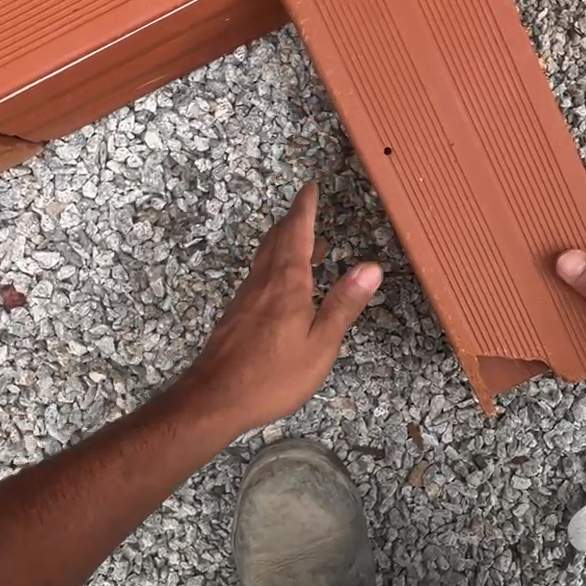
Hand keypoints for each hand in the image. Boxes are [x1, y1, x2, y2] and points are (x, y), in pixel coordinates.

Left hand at [170, 183, 381, 434]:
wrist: (214, 399)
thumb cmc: (272, 376)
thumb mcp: (320, 344)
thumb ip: (344, 304)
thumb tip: (371, 267)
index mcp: (287, 284)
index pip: (297, 232)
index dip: (305, 207)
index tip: (311, 186)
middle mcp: (263, 282)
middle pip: (277, 239)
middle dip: (294, 221)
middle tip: (309, 209)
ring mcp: (246, 298)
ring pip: (266, 258)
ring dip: (285, 243)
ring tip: (308, 246)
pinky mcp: (237, 315)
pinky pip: (259, 277)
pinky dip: (276, 266)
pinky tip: (284, 285)